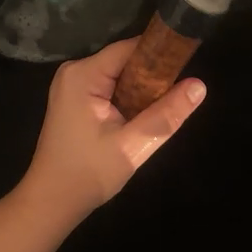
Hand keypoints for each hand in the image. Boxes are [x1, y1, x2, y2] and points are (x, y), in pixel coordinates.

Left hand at [18, 39, 205, 222]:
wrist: (51, 203)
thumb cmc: (89, 173)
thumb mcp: (133, 145)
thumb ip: (166, 114)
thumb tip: (200, 85)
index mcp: (83, 74)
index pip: (130, 49)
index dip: (160, 56)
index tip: (187, 66)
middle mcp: (75, 71)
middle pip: (125, 60)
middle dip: (152, 77)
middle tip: (176, 96)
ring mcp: (72, 85)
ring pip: (120, 75)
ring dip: (141, 90)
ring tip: (161, 108)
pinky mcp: (75, 99)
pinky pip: (110, 87)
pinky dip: (128, 98)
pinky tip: (139, 117)